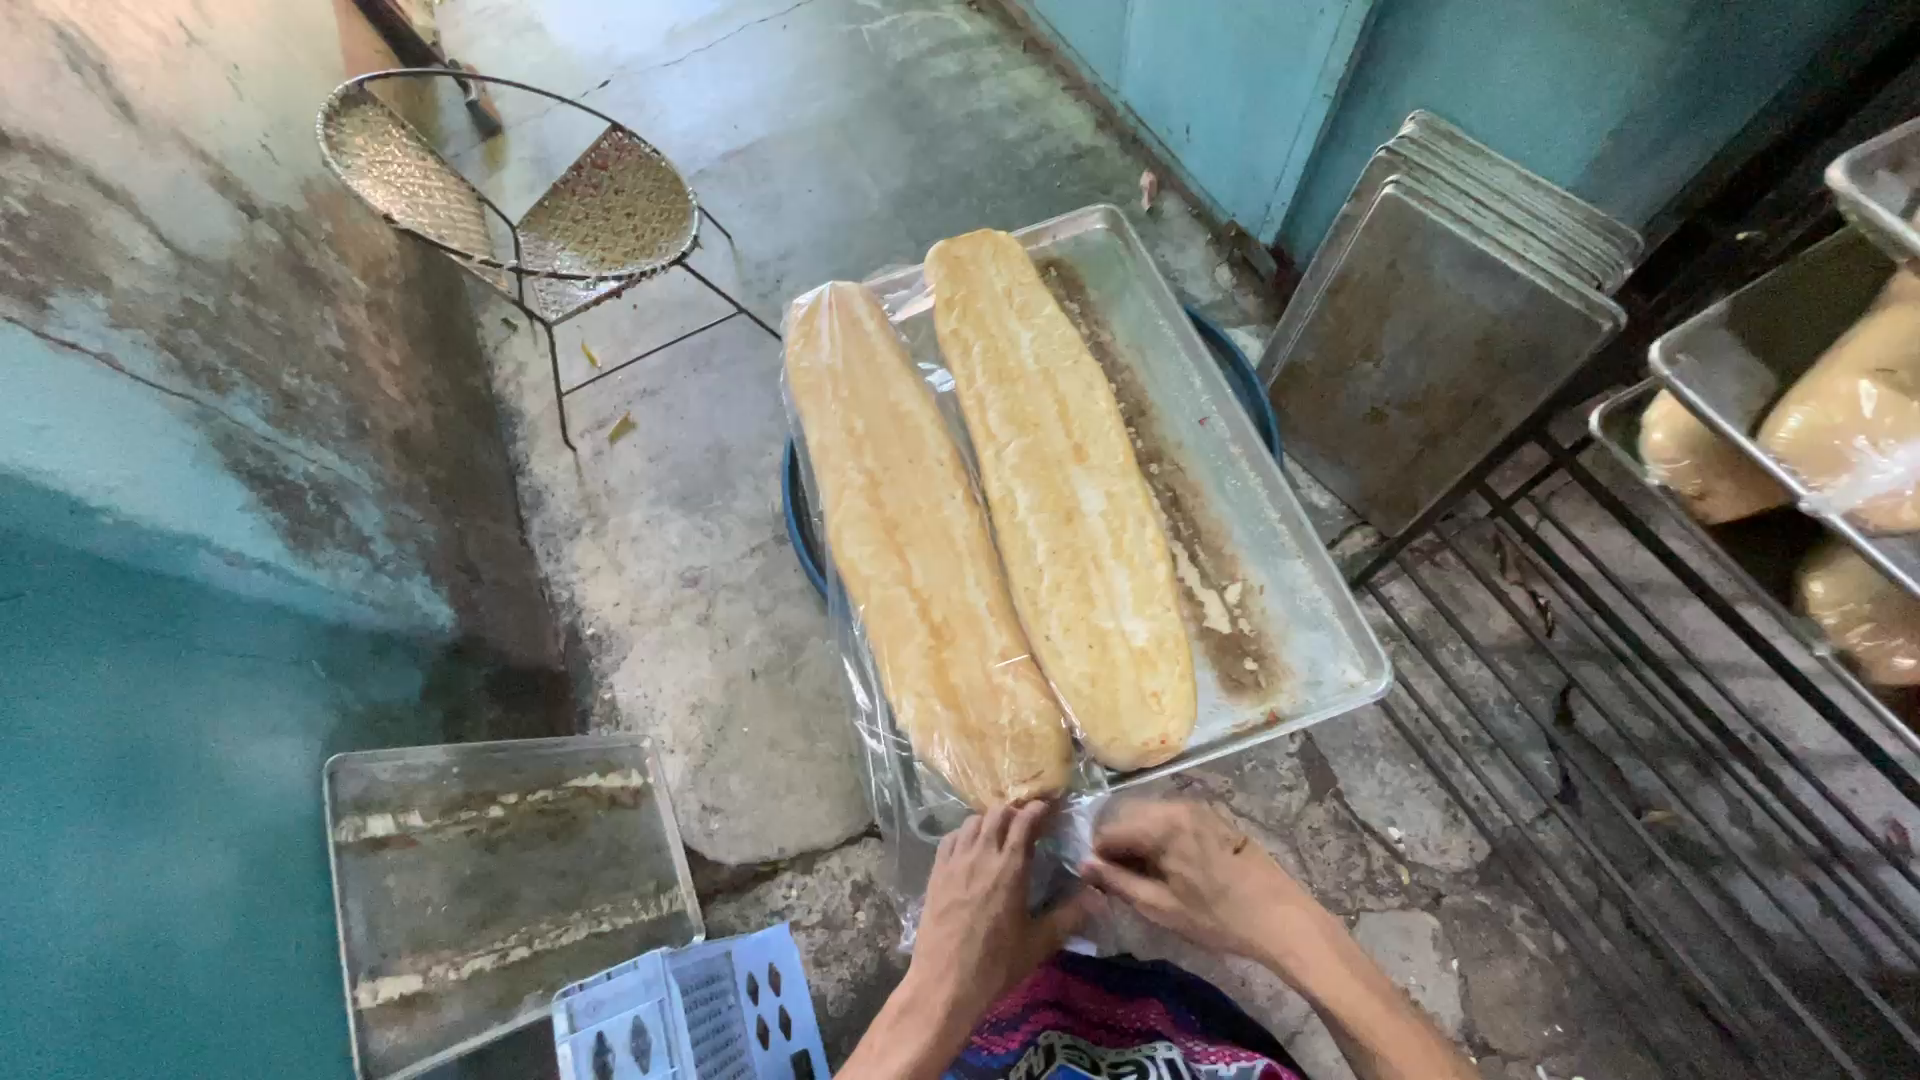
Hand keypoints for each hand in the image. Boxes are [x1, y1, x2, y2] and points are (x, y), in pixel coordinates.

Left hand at [908, 801, 1092, 1022]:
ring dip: (989, 820)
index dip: (1038, 809)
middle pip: (997, 813)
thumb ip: (1070, 916)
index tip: (1048, 807)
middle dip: (1014, 811)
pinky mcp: (936, 872)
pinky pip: (950, 838)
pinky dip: (964, 833)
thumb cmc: (996, 965)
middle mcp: (982, 855)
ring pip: (972, 821)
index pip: (1025, 821)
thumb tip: (1099, 897)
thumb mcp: (1039, 943)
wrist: (945, 982)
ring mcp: (955, 861)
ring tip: (999, 833)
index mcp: (1010, 868)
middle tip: (1026, 822)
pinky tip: (970, 847)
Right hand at [1079, 798, 1325, 962]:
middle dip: (1118, 844)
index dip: (1099, 855)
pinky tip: (1170, 865)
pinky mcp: (1212, 815)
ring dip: (1139, 840)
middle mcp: (1177, 805)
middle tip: (1122, 879)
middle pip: (1128, 816)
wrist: (1282, 918)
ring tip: (1146, 875)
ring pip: (1149, 816)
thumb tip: (1083, 864)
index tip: (1102, 880)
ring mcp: (1197, 807)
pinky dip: (1160, 836)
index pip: (1109, 830)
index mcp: (1161, 824)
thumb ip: (1117, 882)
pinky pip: (1171, 818)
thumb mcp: (1161, 907)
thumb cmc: (1219, 918)